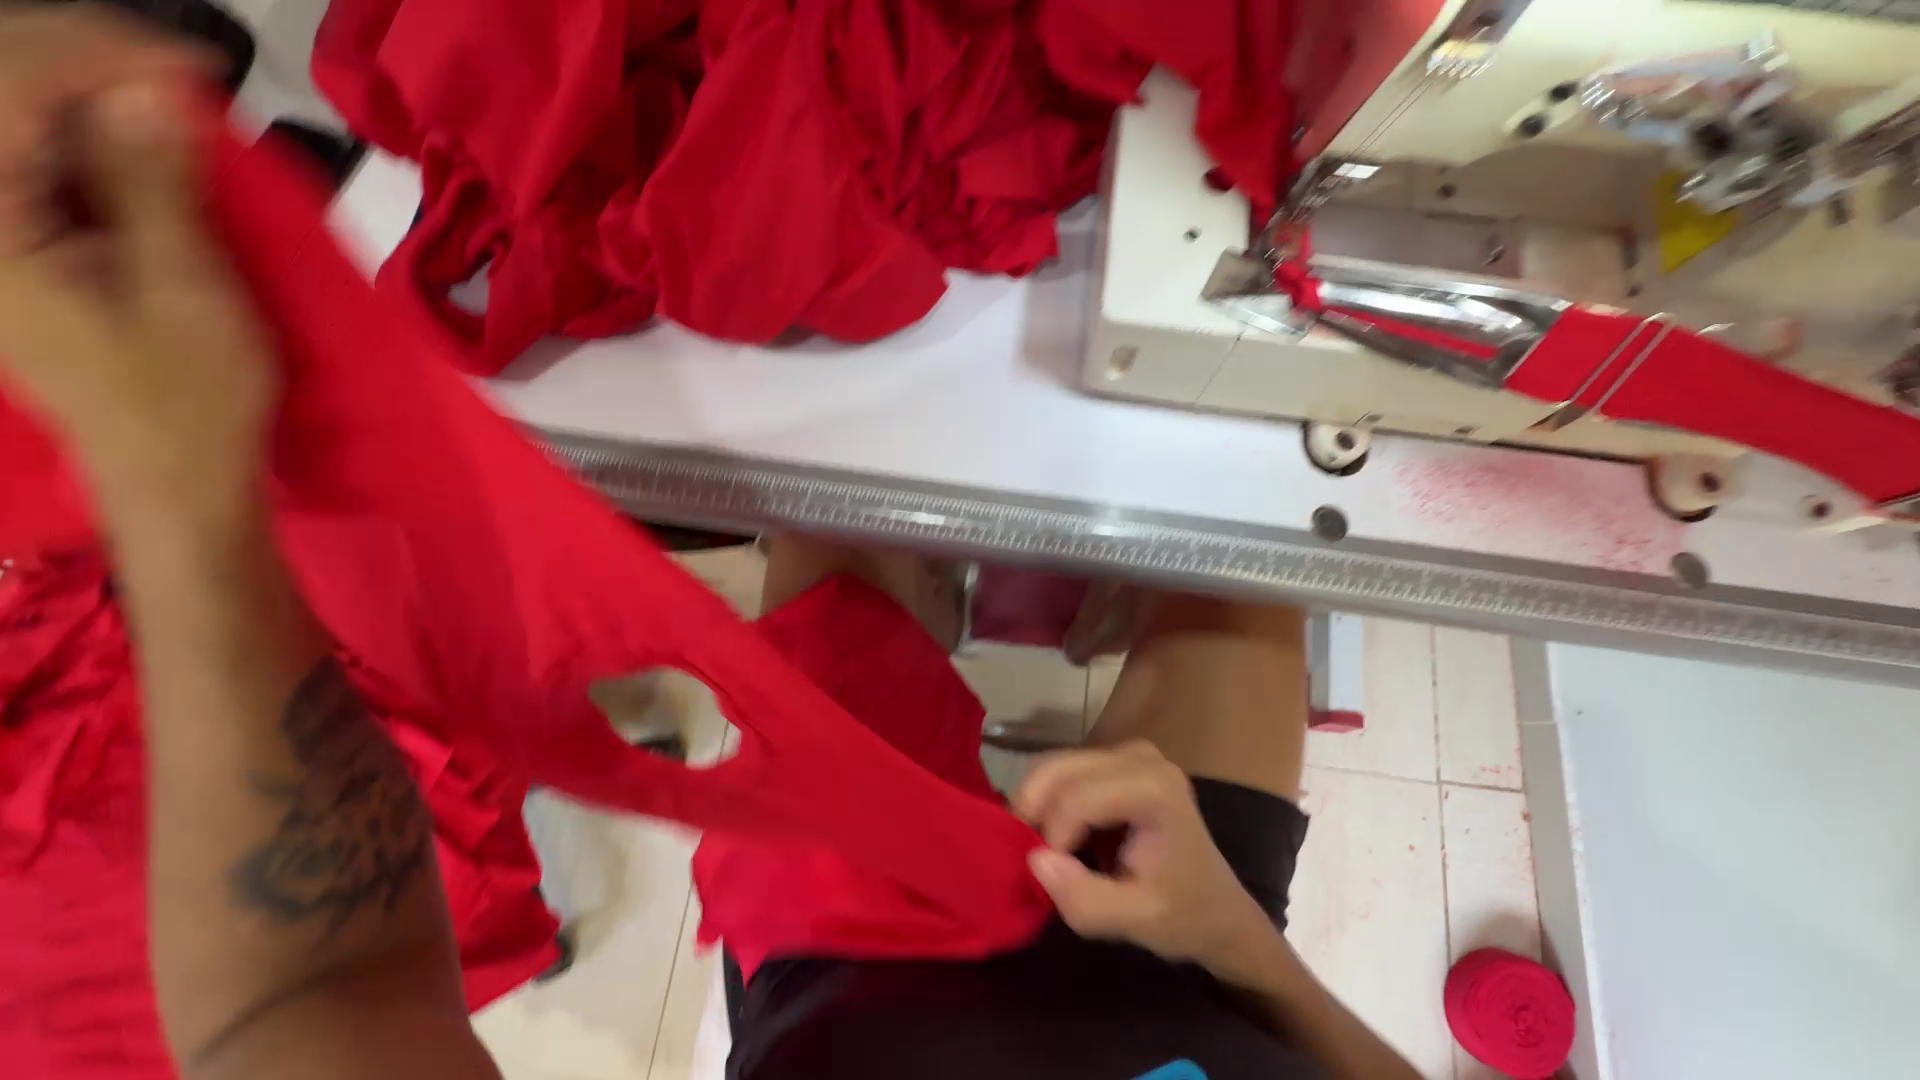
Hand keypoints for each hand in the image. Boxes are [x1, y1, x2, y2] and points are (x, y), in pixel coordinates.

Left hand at [0, 8, 269, 515]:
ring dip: (77, 90)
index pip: (4, 84)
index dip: (98, 53)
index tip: (200, 68)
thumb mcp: (190, 295)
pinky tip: (129, 138)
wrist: (173, 471)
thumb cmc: (193, 399)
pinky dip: (73, 128)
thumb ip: (155, 190)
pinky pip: (21, 152)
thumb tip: (147, 94)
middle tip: (179, 77)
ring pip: (5, 112)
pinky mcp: (6, 240)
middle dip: (81, 58)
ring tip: (160, 100)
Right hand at [1014, 741, 1274, 973]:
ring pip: (1052, 768)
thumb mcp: (1137, 923)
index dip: (1053, 839)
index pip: (1077, 799)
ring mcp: (1127, 753)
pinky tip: (1057, 838)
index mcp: (1156, 788)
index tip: (1053, 881)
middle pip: (1057, 772)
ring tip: (1044, 852)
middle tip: (1028, 861)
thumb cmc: (1185, 915)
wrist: (1218, 910)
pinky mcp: (1113, 761)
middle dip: (1034, 816)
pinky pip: (1061, 772)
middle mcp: (1139, 757)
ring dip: (1037, 809)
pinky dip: (1046, 803)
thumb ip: (1086, 900)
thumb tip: (1035, 860)